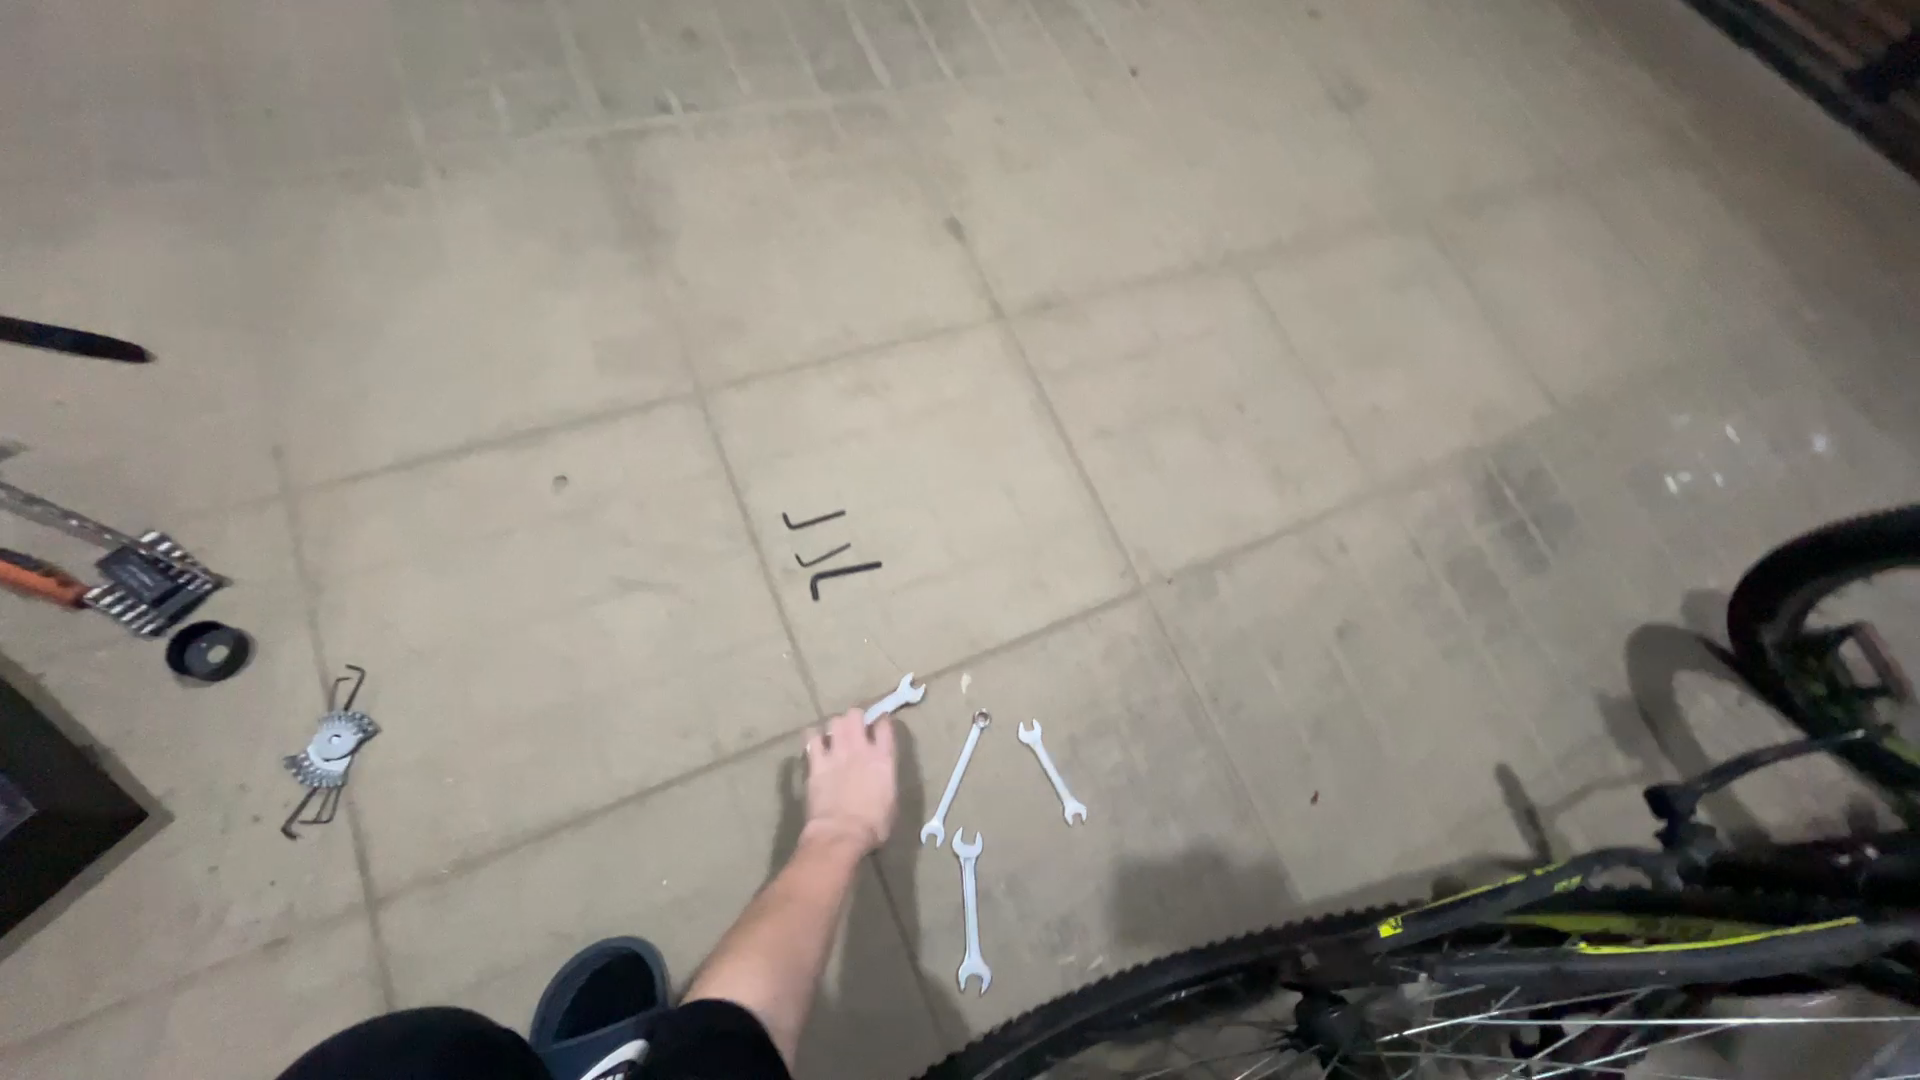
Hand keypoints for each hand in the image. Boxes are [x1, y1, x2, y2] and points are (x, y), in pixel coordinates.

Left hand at [802, 708, 897, 854]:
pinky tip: (814, 742)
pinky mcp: (816, 762)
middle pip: (855, 715)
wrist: (841, 833)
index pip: (884, 725)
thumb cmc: (873, 825)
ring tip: (834, 735)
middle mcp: (860, 748)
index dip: (882, 721)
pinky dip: (813, 736)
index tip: (879, 724)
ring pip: (834, 722)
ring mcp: (836, 753)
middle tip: (853, 727)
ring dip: (835, 726)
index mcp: (883, 758)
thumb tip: (882, 774)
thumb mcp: (891, 801)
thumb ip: (886, 778)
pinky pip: (811, 737)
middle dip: (854, 717)